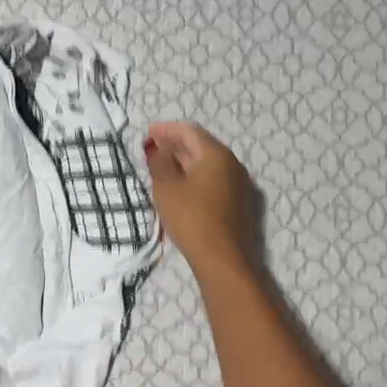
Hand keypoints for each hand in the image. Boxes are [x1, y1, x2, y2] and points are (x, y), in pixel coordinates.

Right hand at [143, 121, 260, 266]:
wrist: (222, 257)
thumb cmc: (190, 217)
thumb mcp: (166, 187)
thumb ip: (159, 162)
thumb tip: (158, 149)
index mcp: (216, 154)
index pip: (189, 131)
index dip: (167, 129)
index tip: (148, 132)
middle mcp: (232, 163)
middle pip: (201, 145)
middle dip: (176, 144)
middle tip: (153, 147)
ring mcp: (238, 183)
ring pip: (207, 163)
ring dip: (185, 160)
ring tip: (164, 165)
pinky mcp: (237, 202)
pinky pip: (213, 179)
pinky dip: (195, 175)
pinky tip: (181, 184)